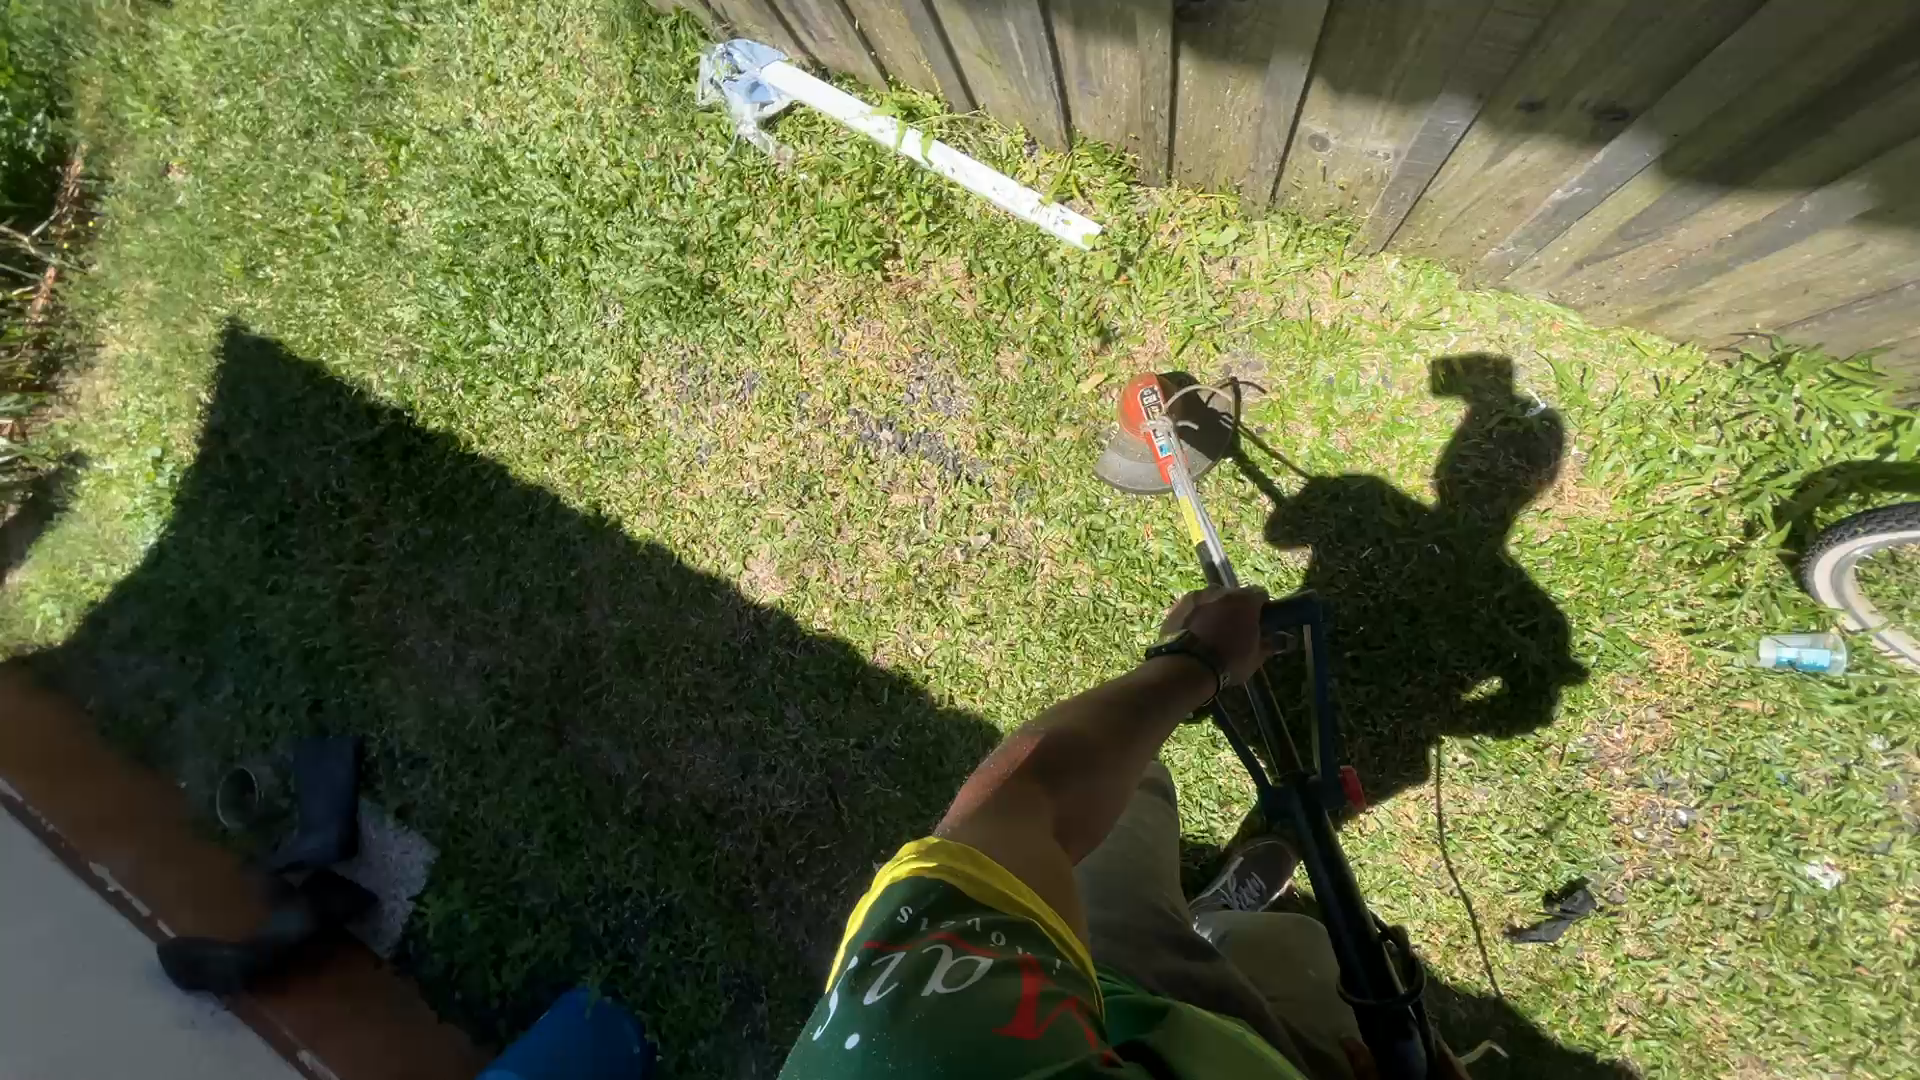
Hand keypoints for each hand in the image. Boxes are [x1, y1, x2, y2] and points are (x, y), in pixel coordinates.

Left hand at [1160, 586, 1273, 684]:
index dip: (1261, 607)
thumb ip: (1270, 643)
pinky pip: (1192, 607)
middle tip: (1235, 628)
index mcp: (1244, 600)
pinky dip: (1196, 615)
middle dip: (1236, 608)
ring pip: (1211, 598)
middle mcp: (1219, 591)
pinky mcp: (1176, 606)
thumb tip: (1285, 639)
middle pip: (1233, 595)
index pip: (1259, 594)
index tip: (1260, 622)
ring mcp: (1195, 596)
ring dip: (1215, 609)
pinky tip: (1195, 633)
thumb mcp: (1256, 657)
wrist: (1186, 666)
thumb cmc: (1228, 661)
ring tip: (1212, 631)